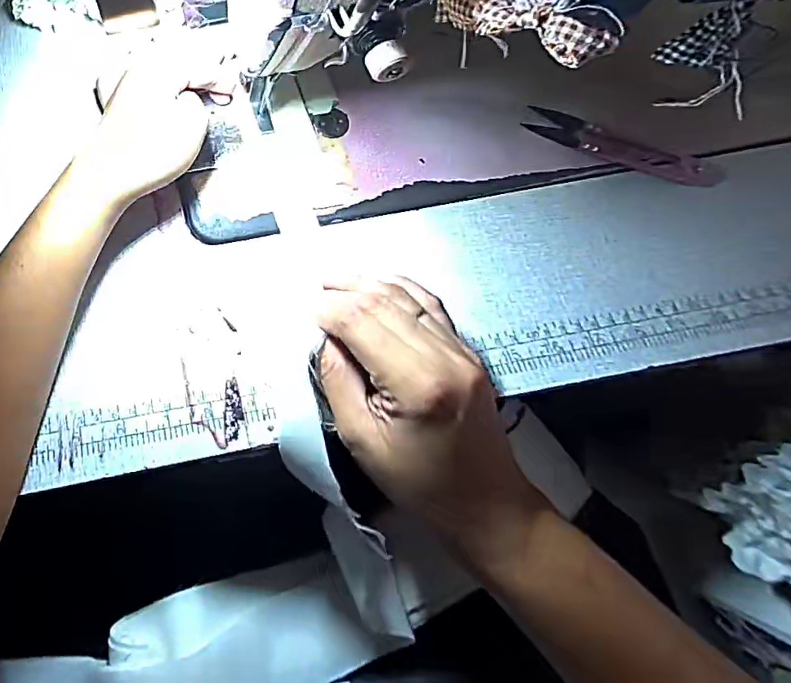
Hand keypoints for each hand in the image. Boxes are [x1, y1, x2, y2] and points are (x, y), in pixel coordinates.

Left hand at [68, 32, 230, 209]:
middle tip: (220, 93)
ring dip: (185, 88)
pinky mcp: (120, 106)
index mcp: (159, 67)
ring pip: (166, 78)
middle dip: (202, 78)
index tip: (232, 90)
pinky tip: (176, 115)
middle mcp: (139, 71)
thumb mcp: (194, 122)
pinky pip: (153, 93)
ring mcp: (126, 88)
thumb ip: (201, 101)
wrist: (106, 175)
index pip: (201, 65)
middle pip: (181, 65)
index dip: (222, 80)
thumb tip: (193, 100)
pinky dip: (169, 99)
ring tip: (200, 106)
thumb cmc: (144, 152)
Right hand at [313, 277, 552, 568]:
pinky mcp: (467, 350)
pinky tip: (376, 286)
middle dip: (341, 293)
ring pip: (405, 296)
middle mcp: (445, 356)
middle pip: (381, 302)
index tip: (303, 312)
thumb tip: (323, 336)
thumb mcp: (360, 438)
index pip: (360, 322)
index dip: (326, 310)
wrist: (487, 505)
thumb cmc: (419, 481)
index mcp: (417, 383)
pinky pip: (429, 303)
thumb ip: (337, 379)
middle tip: (312, 295)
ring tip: (334, 285)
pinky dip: (398, 288)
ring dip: (365, 285)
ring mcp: (461, 350)